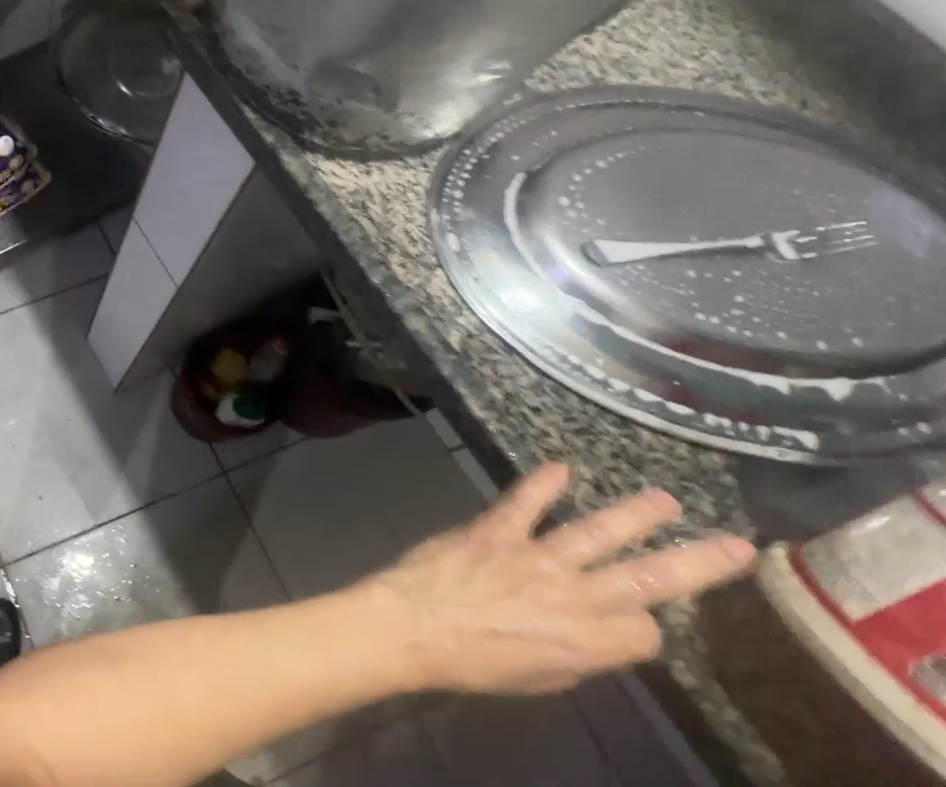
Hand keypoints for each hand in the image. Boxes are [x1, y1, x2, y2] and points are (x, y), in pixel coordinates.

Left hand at [367, 463, 754, 695]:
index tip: (633, 625)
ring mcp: (534, 557)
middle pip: (649, 577)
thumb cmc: (472, 664)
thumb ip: (578, 656)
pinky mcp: (495, 530)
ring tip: (665, 500)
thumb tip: (599, 637)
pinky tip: (561, 469)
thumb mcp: (539, 679)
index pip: (645, 631)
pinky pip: (524, 502)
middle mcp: (573, 597)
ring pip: (597, 531)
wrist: (410, 627)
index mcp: (588, 642)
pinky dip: (542, 484)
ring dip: (634, 514)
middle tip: (738, 544)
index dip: (643, 629)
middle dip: (698, 561)